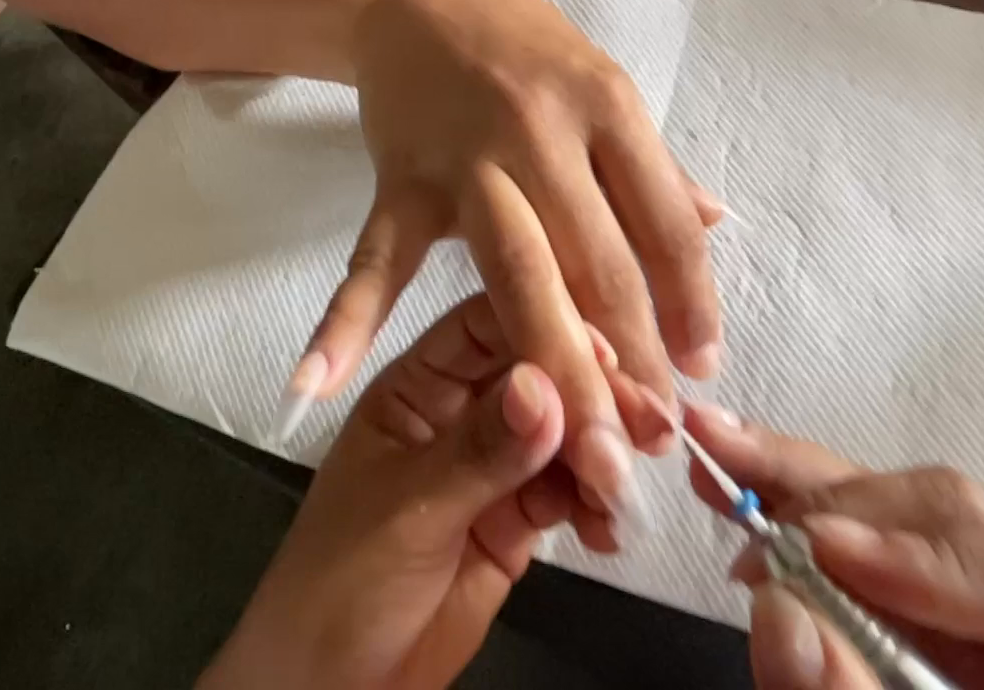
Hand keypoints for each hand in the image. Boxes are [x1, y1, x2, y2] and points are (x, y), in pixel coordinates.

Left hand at [206, 296, 607, 689]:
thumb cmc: (343, 582)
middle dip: (591, 400)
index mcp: (418, 387)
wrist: (337, 686)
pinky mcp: (518, 516)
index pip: (485, 329)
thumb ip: (481, 450)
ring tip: (623, 491)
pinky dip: (596, 503)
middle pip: (538, 378)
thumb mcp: (409, 508)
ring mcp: (493, 464)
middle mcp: (461, 412)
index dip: (542, 329)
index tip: (604, 355)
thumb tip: (545, 385)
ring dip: (602, 455)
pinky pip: (569, 491)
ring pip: (563, 434)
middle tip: (646, 428)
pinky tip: (608, 527)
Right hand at [280, 0, 723, 530]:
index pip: (664, 222)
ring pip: (514, 277)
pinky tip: (316, 385)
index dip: (690, 302)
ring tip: (576, 451)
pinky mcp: (400, 182)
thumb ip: (652, 160)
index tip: (700, 371)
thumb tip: (712, 222)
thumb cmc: (521, 42)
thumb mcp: (599, 81)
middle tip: (647, 447)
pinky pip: (377, 260)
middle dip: (628, 364)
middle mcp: (544, 134)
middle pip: (596, 265)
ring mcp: (466, 161)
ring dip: (549, 367)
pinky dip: (346, 320)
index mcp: (607, 106)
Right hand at [681, 405, 983, 689]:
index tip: (822, 551)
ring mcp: (963, 624)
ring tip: (717, 453)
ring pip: (894, 511)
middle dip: (842, 514)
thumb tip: (784, 615)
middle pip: (961, 526)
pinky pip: (849, 536)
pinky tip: (729, 479)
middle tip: (752, 533)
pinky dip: (784, 503)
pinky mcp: (904, 616)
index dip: (932, 557)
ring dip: (796, 482)